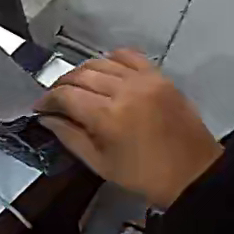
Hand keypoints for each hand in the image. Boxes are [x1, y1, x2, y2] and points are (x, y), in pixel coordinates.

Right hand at [36, 49, 223, 208]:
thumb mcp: (100, 164)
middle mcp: (125, 91)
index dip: (47, 100)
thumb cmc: (145, 176)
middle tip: (55, 100)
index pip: (65, 95)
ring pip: (100, 62)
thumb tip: (47, 119)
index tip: (40, 107)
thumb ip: (69, 137)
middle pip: (80, 75)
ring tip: (77, 88)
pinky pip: (128, 56)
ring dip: (82, 72)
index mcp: (108, 116)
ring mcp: (144, 80)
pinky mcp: (159, 77)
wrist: (194, 174)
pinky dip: (111, 60)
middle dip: (61, 86)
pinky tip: (105, 73)